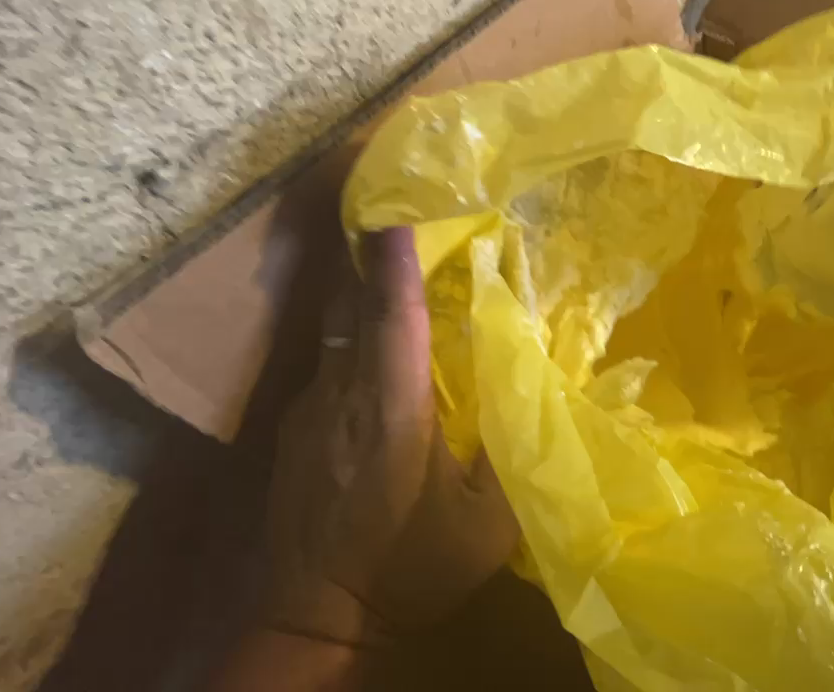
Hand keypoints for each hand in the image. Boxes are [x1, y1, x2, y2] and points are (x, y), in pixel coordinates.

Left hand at [258, 226, 518, 647]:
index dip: (395, 260)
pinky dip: (355, 329)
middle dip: (372, 251)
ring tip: (397, 254)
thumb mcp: (489, 520)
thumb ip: (516, 442)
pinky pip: (329, 359)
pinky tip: (380, 335)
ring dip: (363, 285)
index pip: (391, 318)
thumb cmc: (413, 568)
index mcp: (392, 414)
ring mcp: (307, 413)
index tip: (399, 207)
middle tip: (405, 207)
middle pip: (350, 305)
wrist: (315, 626)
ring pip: (335, 328)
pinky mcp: (293, 428)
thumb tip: (540, 377)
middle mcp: (340, 400)